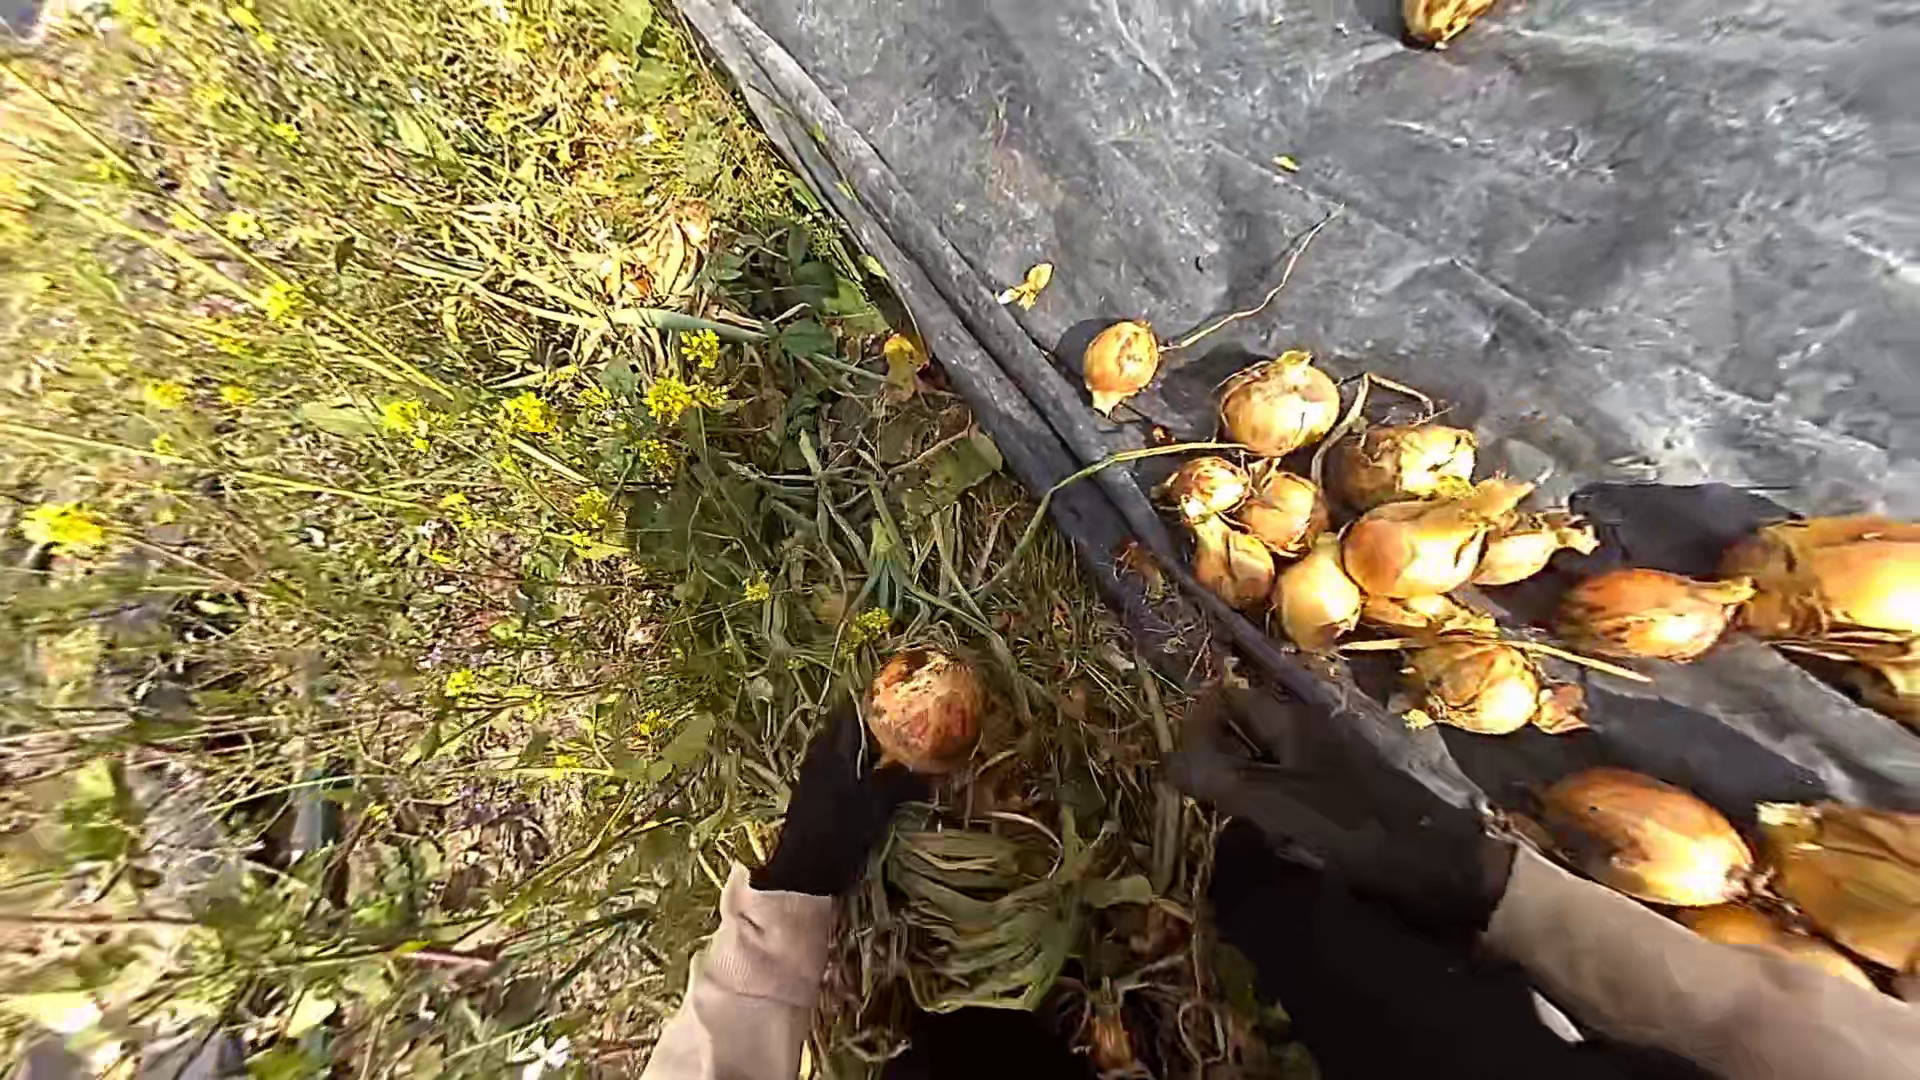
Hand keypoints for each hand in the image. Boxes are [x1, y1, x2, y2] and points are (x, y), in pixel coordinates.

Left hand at [754, 703, 927, 895]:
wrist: (803, 874)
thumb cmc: (839, 830)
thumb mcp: (878, 804)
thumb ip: (905, 784)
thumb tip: (938, 774)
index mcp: (834, 749)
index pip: (850, 711)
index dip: (871, 703)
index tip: (894, 700)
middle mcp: (819, 754)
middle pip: (844, 728)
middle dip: (869, 725)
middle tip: (897, 725)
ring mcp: (812, 775)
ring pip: (839, 749)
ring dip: (860, 747)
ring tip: (888, 751)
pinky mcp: (811, 794)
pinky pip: (834, 767)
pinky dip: (852, 765)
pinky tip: (869, 779)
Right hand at [1169, 685, 1513, 935]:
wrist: (1472, 867)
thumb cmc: (1365, 829)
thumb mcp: (1279, 808)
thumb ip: (1217, 780)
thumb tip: (1165, 761)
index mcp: (1298, 709)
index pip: (1227, 700)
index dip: (1203, 732)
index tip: (1199, 772)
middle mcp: (1328, 703)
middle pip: (1258, 719)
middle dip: (1239, 758)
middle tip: (1240, 803)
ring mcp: (1363, 724)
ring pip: (1291, 740)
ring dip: (1273, 773)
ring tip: (1279, 820)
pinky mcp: (1392, 749)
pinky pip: (1328, 754)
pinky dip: (1311, 777)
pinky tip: (1322, 815)